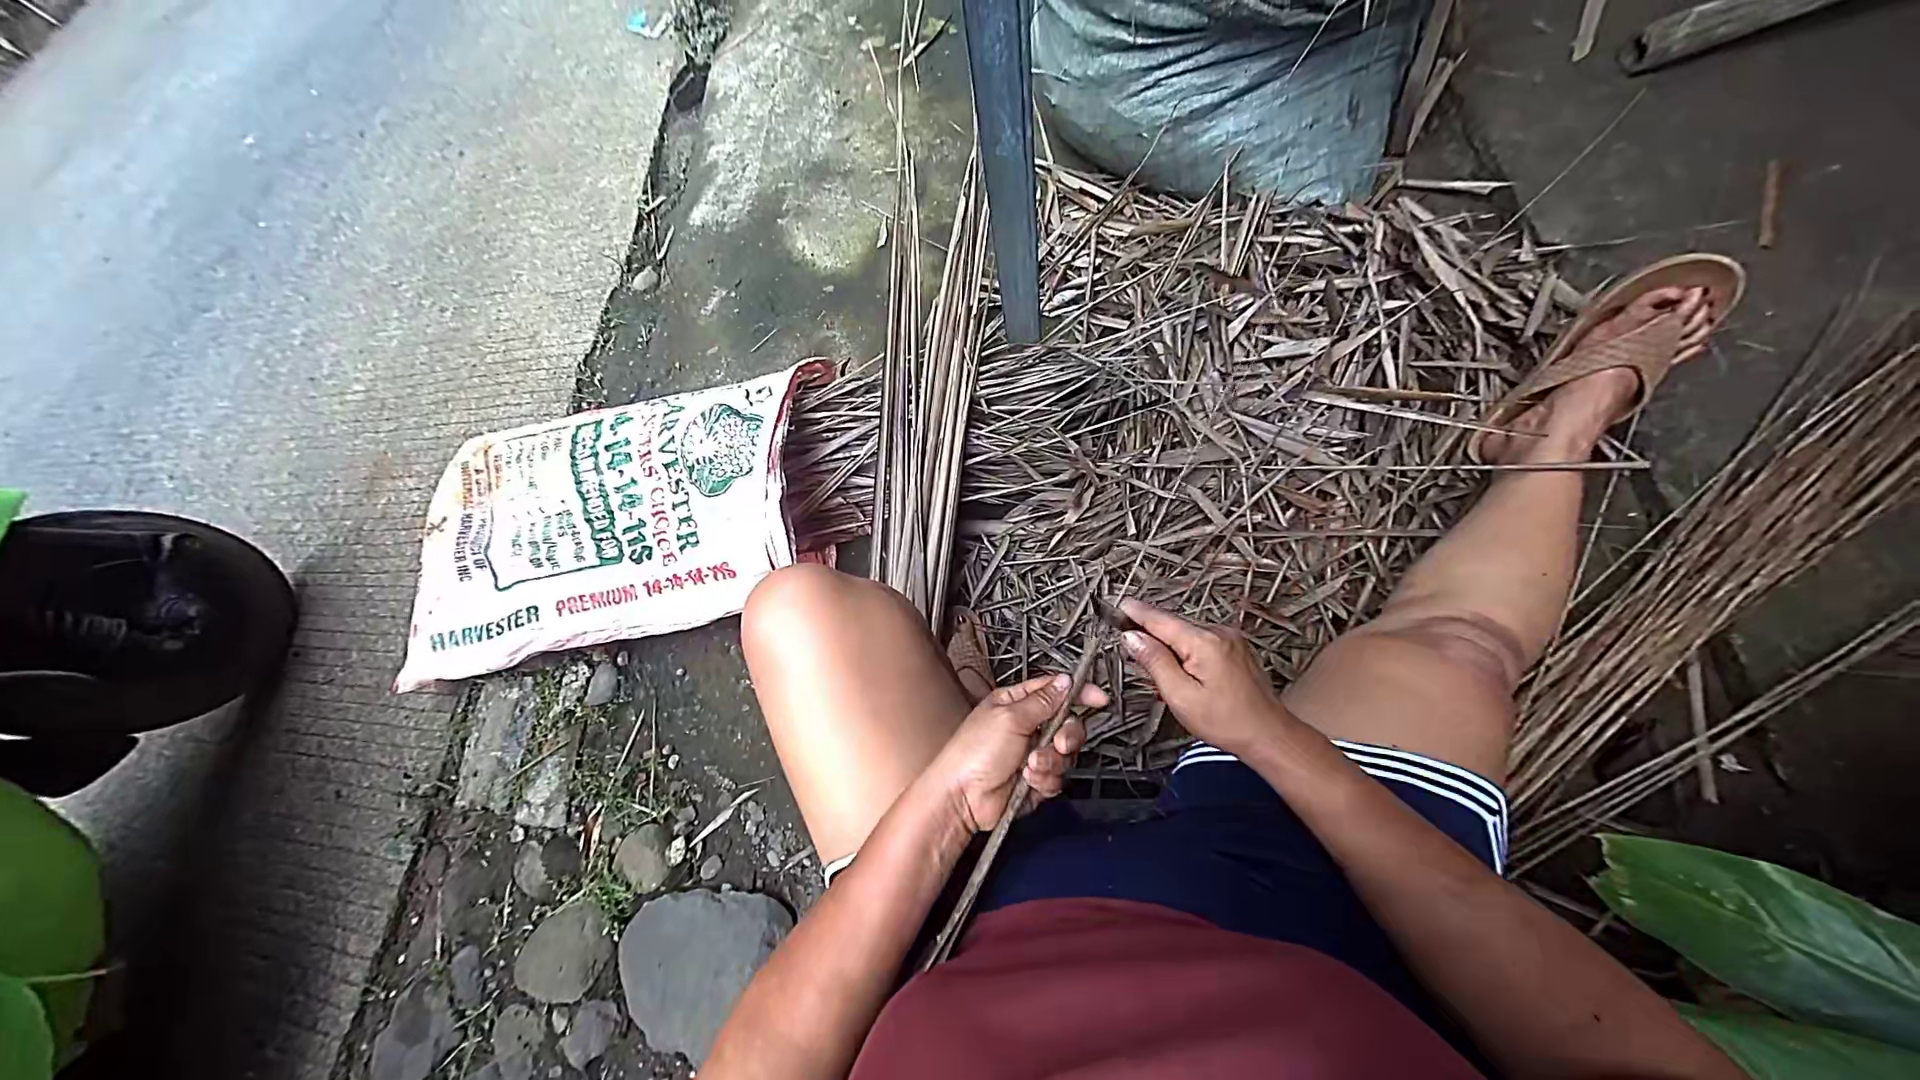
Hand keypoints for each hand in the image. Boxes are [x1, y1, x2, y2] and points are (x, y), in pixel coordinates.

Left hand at [924, 672, 1105, 832]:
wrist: (962, 797)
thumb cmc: (972, 753)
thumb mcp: (1010, 718)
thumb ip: (1043, 700)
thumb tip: (1065, 681)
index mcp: (1016, 703)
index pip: (1054, 690)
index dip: (1078, 692)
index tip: (1098, 697)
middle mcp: (1026, 726)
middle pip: (1067, 723)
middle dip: (1067, 735)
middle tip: (1057, 742)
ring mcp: (1031, 753)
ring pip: (1065, 754)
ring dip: (1050, 761)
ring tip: (1030, 765)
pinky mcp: (1035, 778)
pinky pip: (1057, 777)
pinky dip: (1045, 780)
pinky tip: (1027, 780)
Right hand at [1118, 599, 1290, 757]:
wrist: (1268, 735)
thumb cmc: (1228, 722)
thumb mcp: (1180, 695)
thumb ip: (1154, 661)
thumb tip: (1132, 637)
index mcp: (1203, 642)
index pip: (1159, 619)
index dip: (1135, 613)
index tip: (1118, 606)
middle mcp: (1219, 633)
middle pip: (1172, 626)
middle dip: (1151, 636)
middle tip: (1132, 652)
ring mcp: (1230, 638)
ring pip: (1185, 633)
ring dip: (1169, 646)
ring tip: (1164, 675)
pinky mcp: (1234, 647)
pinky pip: (1200, 640)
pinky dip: (1185, 650)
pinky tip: (1184, 673)